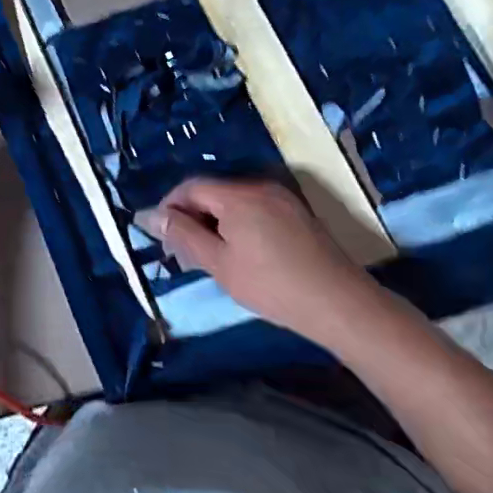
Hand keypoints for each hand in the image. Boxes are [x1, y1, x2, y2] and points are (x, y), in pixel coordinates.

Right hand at [133, 177, 383, 341]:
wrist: (343, 306)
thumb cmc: (273, 286)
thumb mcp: (218, 264)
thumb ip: (182, 235)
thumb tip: (149, 215)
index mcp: (238, 195)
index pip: (190, 186)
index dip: (170, 206)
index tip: (160, 234)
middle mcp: (260, 186)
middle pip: (212, 191)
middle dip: (191, 215)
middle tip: (182, 249)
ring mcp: (282, 198)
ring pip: (233, 201)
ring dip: (214, 220)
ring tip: (209, 254)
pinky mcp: (297, 213)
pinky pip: (255, 208)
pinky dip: (237, 223)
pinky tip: (240, 252)